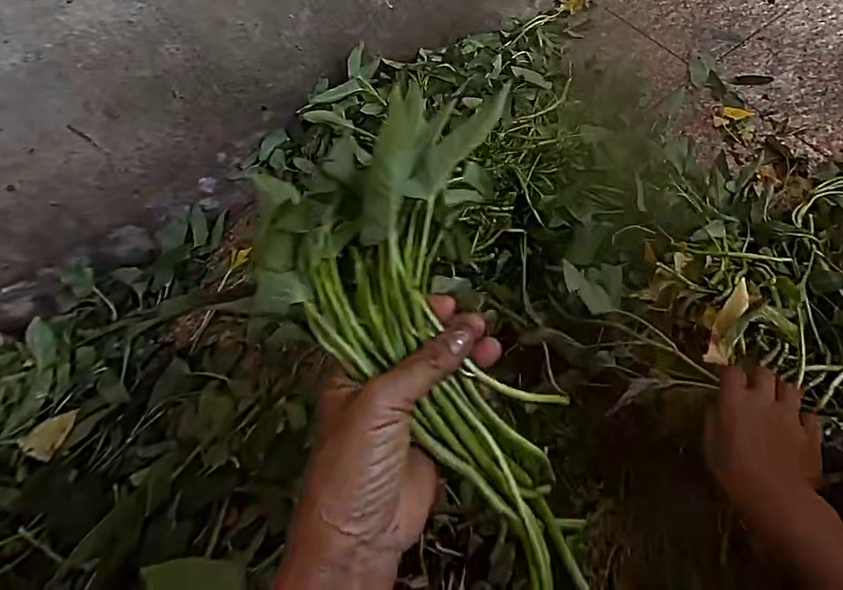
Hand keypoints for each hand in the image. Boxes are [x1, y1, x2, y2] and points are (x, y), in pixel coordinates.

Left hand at [275, 295, 502, 589]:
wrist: (359, 540)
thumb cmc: (352, 464)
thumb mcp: (380, 404)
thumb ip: (423, 365)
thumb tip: (464, 331)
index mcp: (355, 371)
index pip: (388, 328)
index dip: (417, 312)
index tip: (447, 303)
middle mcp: (382, 384)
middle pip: (421, 346)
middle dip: (449, 331)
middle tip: (476, 321)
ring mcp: (409, 409)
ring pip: (443, 371)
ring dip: (466, 354)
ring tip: (490, 340)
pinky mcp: (434, 433)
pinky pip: (458, 400)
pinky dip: (475, 382)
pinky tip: (490, 365)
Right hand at [707, 366, 842, 589]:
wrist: (779, 502)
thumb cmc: (737, 478)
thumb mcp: (712, 450)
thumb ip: (713, 422)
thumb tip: (715, 408)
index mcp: (736, 400)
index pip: (732, 371)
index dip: (730, 376)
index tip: (728, 384)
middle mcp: (763, 399)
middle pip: (763, 372)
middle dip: (758, 378)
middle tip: (754, 392)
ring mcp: (790, 414)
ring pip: (790, 386)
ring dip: (782, 392)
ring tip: (778, 404)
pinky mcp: (810, 432)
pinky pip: (809, 416)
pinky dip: (804, 419)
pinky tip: (798, 429)